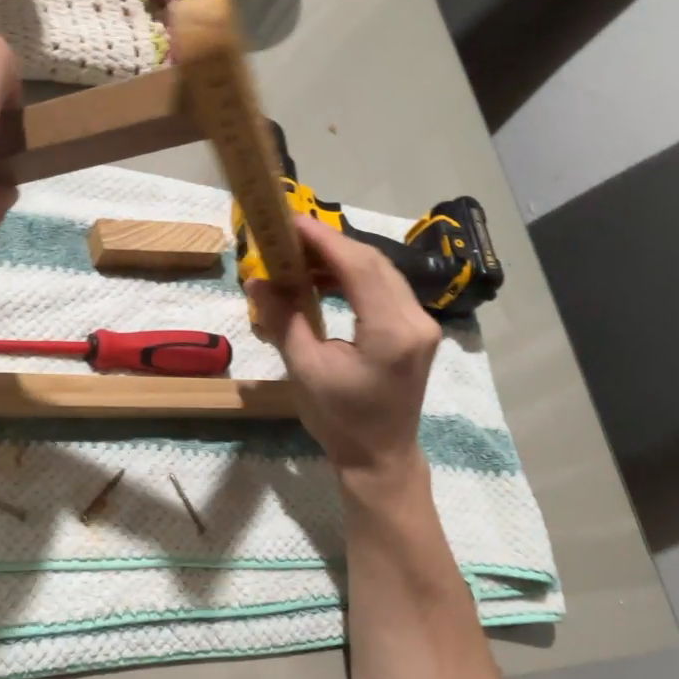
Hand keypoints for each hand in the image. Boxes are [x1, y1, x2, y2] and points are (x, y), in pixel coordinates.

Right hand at [249, 216, 441, 475]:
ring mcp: (422, 324)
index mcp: (391, 332)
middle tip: (289, 236)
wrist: (379, 456)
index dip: (324, 240)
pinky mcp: (417, 330)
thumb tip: (256, 280)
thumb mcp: (304, 370)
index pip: (359, 267)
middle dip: (331, 244)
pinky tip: (325, 280)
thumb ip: (283, 320)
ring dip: (343, 259)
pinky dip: (355, 277)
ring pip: (382, 272)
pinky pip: (386, 289)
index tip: (290, 222)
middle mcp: (416, 320)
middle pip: (374, 263)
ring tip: (301, 257)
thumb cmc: (339, 420)